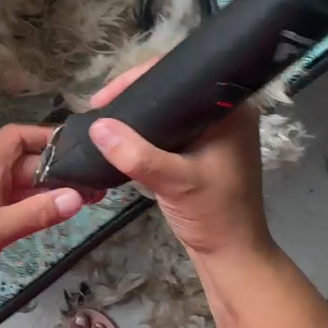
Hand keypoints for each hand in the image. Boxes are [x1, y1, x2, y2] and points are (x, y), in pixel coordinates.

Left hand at [0, 124, 93, 290]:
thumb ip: (38, 212)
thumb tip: (78, 196)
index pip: (19, 134)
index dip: (49, 137)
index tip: (81, 150)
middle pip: (22, 158)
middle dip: (56, 169)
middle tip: (94, 185)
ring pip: (15, 178)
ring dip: (44, 187)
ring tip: (83, 199)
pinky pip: (4, 194)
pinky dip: (27, 199)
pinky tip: (50, 211)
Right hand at [85, 56, 272, 259]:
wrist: (229, 252)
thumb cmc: (213, 213)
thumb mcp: (174, 181)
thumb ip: (136, 155)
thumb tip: (97, 127)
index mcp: (230, 109)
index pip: (181, 75)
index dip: (140, 79)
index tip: (106, 97)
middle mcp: (223, 114)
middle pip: (170, 90)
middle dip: (133, 96)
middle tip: (98, 107)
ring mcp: (211, 132)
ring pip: (166, 111)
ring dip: (136, 115)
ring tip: (103, 119)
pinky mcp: (199, 149)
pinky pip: (165, 130)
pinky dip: (143, 132)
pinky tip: (119, 138)